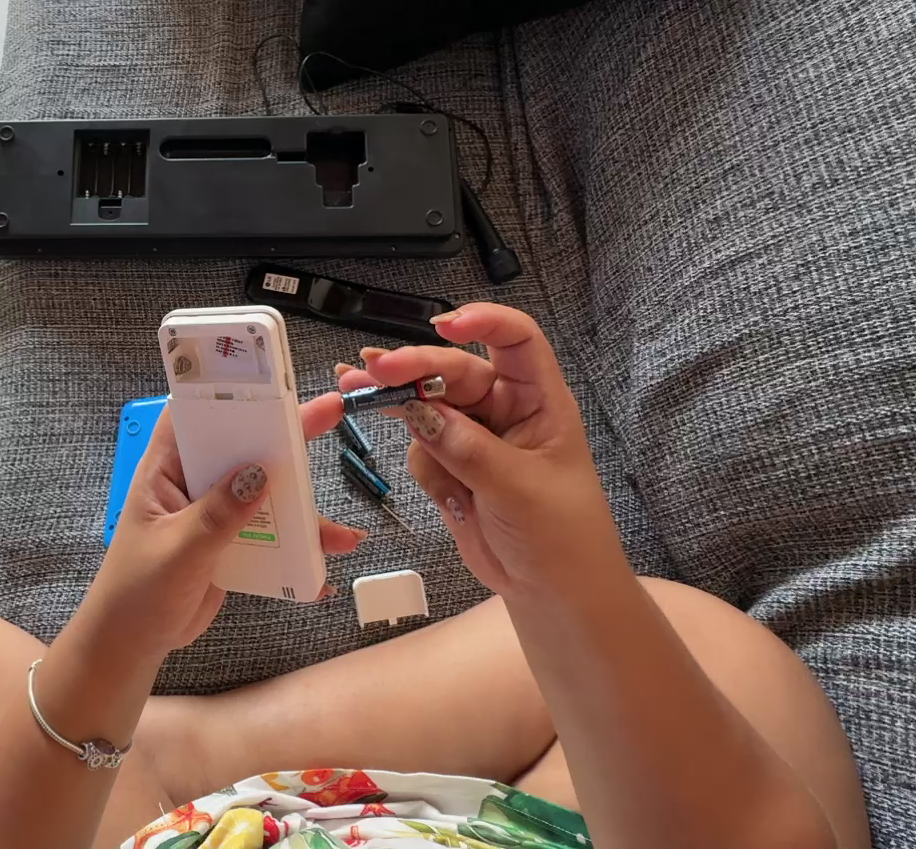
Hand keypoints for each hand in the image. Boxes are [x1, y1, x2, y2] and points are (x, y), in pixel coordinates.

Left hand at [82, 394, 365, 661]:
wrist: (134, 643)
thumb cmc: (138, 590)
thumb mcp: (178, 549)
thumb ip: (218, 514)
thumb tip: (261, 474)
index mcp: (166, 468)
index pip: (196, 413)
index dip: (229, 390)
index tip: (269, 376)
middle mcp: (194, 479)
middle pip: (242, 444)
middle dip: (284, 434)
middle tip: (331, 411)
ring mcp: (216, 509)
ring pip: (264, 488)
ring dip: (302, 501)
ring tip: (343, 527)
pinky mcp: (233, 539)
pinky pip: (270, 531)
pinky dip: (297, 544)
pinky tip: (325, 562)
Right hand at [336, 302, 627, 595]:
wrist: (553, 594)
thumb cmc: (562, 538)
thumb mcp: (519, 490)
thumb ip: (466, 448)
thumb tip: (417, 411)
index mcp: (538, 401)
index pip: (516, 340)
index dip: (483, 322)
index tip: (443, 326)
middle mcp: (504, 409)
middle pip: (452, 370)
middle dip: (412, 368)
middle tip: (370, 370)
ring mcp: (473, 434)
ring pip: (425, 403)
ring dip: (394, 401)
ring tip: (353, 393)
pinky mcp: (450, 461)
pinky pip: (419, 445)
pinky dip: (417, 460)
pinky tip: (443, 491)